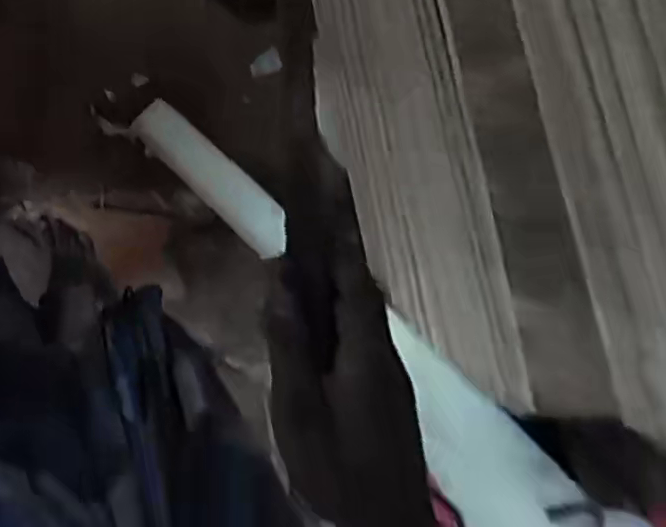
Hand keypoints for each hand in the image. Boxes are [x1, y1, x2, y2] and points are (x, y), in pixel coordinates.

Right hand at [265, 176, 432, 526]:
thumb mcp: (298, 407)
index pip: (354, 282)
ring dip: (335, 277)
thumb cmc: (334, 469)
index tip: (329, 196)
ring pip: (359, 312)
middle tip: (311, 212)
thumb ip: (289, 343)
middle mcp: (383, 357)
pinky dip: (334, 307)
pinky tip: (311, 311)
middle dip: (337, 249)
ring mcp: (386, 377)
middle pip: (360, 291)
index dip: (341, 238)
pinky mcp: (380, 394)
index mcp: (366, 356)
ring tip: (304, 251)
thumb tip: (279, 281)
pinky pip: (356, 333)